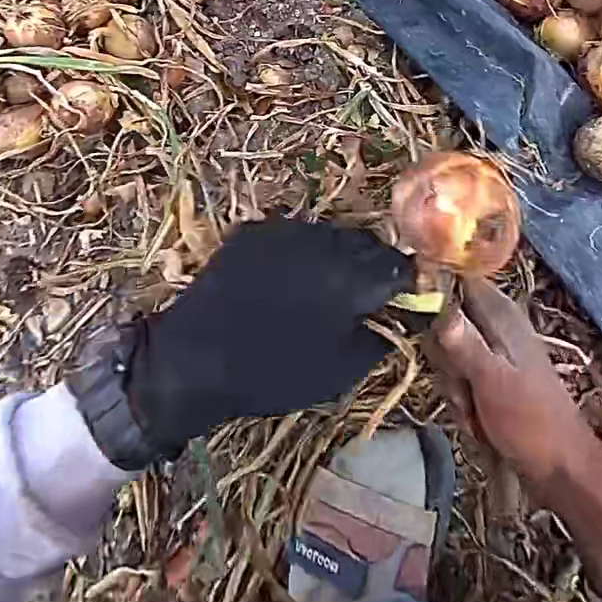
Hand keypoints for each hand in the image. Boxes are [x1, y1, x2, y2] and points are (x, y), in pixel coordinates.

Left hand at [124, 218, 411, 456]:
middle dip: (373, 264)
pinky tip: (287, 276)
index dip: (404, 281)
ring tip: (323, 284)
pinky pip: (294, 232)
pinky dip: (301, 250)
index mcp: (350, 277)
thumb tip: (406, 315)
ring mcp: (286, 230)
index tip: (400, 297)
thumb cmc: (274, 372)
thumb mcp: (340, 370)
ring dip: (338, 254)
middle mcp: (323, 242)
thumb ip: (382, 336)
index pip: (397, 265)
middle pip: (366, 242)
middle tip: (362, 293)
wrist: (195, 357)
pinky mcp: (255, 229)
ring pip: (330, 233)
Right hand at [426, 276, 600, 489]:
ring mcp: (493, 351)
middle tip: (462, 384)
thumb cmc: (531, 421)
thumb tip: (432, 301)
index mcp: (500, 313)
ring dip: (453, 385)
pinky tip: (476, 420)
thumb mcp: (491, 379)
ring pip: (447, 352)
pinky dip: (462, 399)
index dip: (436, 297)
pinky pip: (458, 376)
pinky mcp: (491, 376)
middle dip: (445, 357)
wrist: (563, 471)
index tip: (433, 330)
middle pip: (444, 321)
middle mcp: (494, 324)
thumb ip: (461, 340)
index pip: (455, 281)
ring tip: (473, 410)